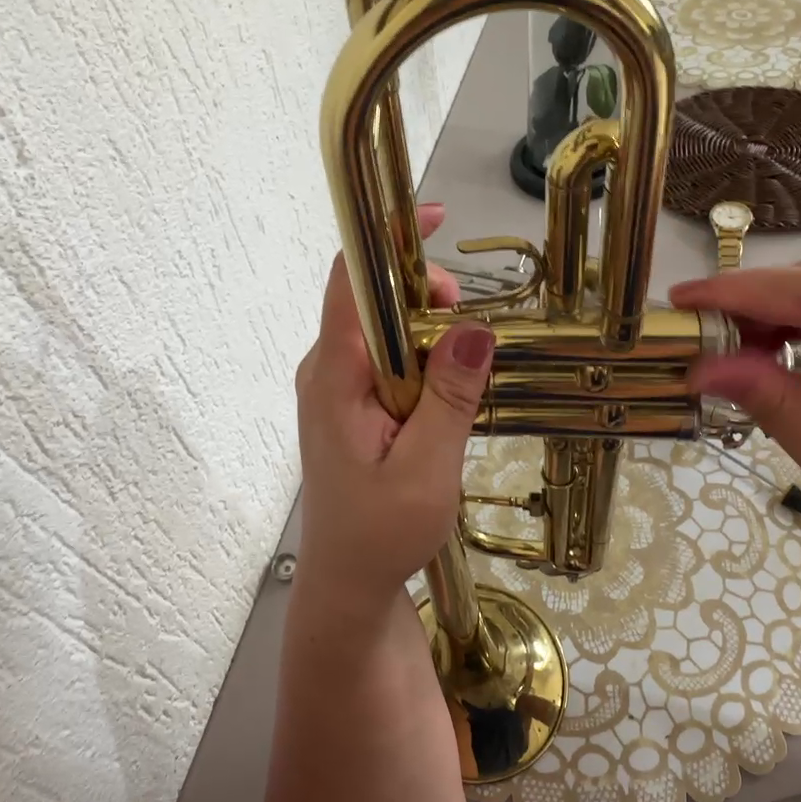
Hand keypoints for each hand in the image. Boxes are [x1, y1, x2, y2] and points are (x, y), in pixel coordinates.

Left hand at [293, 204, 495, 601]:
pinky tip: (445, 386)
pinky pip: (383, 357)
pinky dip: (418, 355)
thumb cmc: (381, 533)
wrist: (347, 583)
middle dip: (423, 292)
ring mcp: (333, 386)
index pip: (349, 281)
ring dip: (425, 329)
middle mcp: (325, 369)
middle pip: (369, 297)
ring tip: (464, 365)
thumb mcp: (427, 469)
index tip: (436, 218)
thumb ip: (449, 397)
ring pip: (381, 328)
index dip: (388, 239)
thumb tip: (475, 328)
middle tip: (469, 325)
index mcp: (333, 376)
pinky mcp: (348, 403)